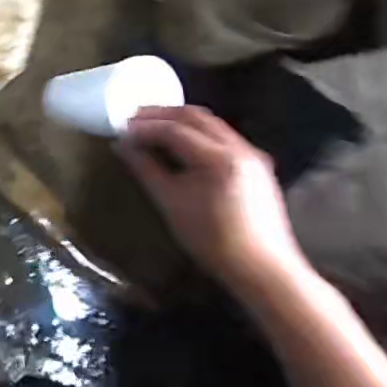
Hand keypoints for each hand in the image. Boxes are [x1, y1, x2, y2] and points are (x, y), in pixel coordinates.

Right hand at [115, 106, 308, 296]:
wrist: (265, 272)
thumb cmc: (213, 240)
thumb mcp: (171, 203)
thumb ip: (145, 168)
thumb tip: (122, 145)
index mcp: (219, 158)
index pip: (174, 129)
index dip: (144, 127)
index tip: (122, 129)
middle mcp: (239, 148)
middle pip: (194, 116)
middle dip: (161, 114)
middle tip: (134, 119)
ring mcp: (251, 155)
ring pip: (210, 124)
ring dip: (179, 121)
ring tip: (153, 128)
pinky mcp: (256, 165)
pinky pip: (221, 136)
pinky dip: (197, 132)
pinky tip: (181, 144)